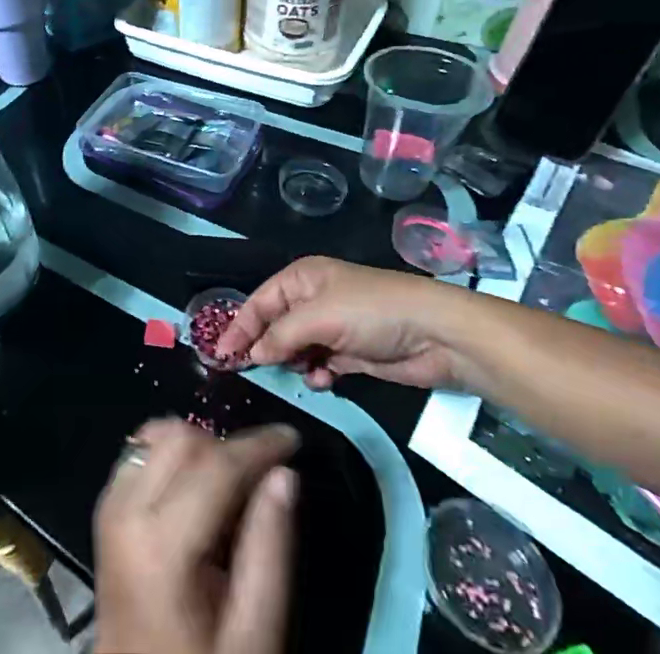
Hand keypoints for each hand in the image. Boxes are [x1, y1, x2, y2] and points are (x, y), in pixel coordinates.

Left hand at [93, 420, 299, 653]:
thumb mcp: (254, 632)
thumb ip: (269, 547)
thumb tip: (284, 475)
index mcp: (160, 542)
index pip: (214, 466)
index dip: (258, 446)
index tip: (292, 439)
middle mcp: (125, 509)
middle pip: (180, 439)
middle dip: (227, 445)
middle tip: (266, 473)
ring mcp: (108, 506)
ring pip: (156, 438)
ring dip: (199, 446)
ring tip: (236, 483)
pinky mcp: (105, 510)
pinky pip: (139, 455)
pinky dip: (172, 455)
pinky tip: (199, 486)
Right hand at [215, 256, 469, 392]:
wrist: (438, 335)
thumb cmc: (372, 313)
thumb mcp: (318, 317)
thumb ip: (279, 336)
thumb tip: (252, 354)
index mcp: (302, 278)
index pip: (258, 302)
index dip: (239, 327)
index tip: (221, 355)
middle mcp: (313, 299)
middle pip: (274, 326)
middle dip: (266, 347)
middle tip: (251, 371)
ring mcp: (333, 327)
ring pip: (295, 349)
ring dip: (295, 363)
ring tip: (301, 372)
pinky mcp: (351, 353)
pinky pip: (320, 365)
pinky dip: (318, 375)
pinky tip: (325, 380)